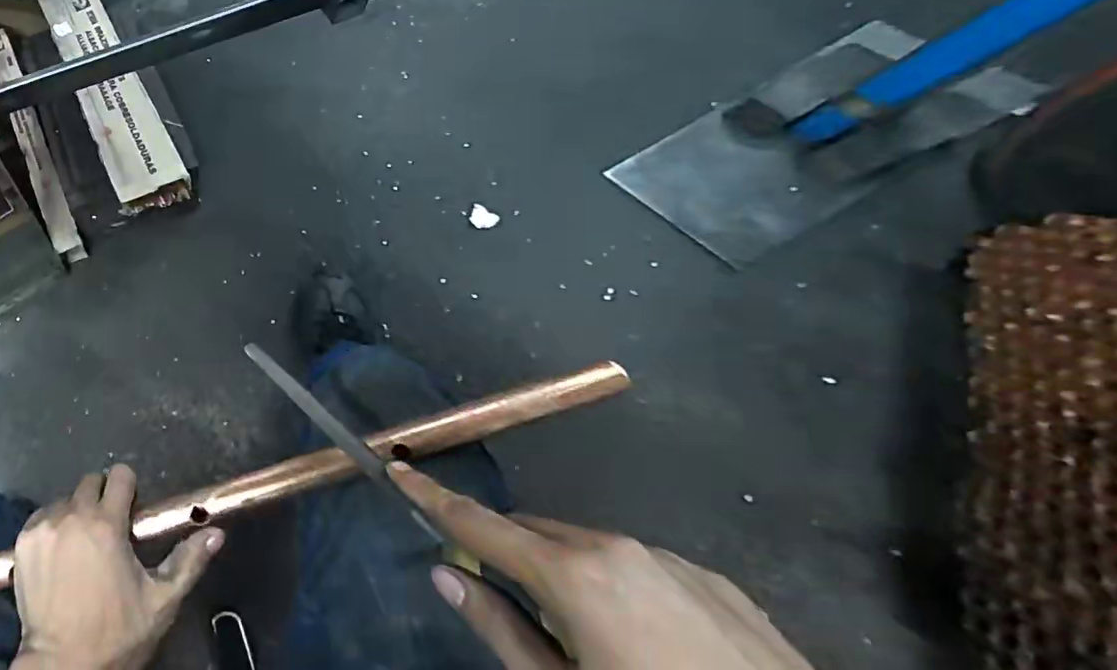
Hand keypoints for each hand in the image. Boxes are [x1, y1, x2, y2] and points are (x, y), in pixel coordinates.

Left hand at [11, 464, 225, 669]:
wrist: (63, 668)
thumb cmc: (116, 634)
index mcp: (106, 524)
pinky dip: (53, 527)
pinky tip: (61, 554)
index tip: (130, 511)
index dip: (129, 489)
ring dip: (76, 513)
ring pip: (65, 500)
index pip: (120, 475)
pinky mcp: (22, 543)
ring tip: (83, 547)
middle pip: (91, 483)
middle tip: (108, 531)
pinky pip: (42, 517)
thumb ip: (188, 561)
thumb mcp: (160, 601)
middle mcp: (72, 516)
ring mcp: (44, 528)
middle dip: (102, 499)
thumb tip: (216, 533)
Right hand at [387, 462, 812, 669]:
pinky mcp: (718, 584)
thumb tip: (447, 574)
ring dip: (571, 574)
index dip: (433, 498)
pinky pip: (647, 568)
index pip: (480, 524)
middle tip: (511, 601)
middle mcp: (617, 547)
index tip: (398, 469)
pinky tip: (656, 647)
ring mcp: (673, 561)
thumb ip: (501, 630)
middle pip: (537, 534)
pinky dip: (626, 588)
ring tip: (596, 641)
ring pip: (592, 549)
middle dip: (513, 553)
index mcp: (573, 574)